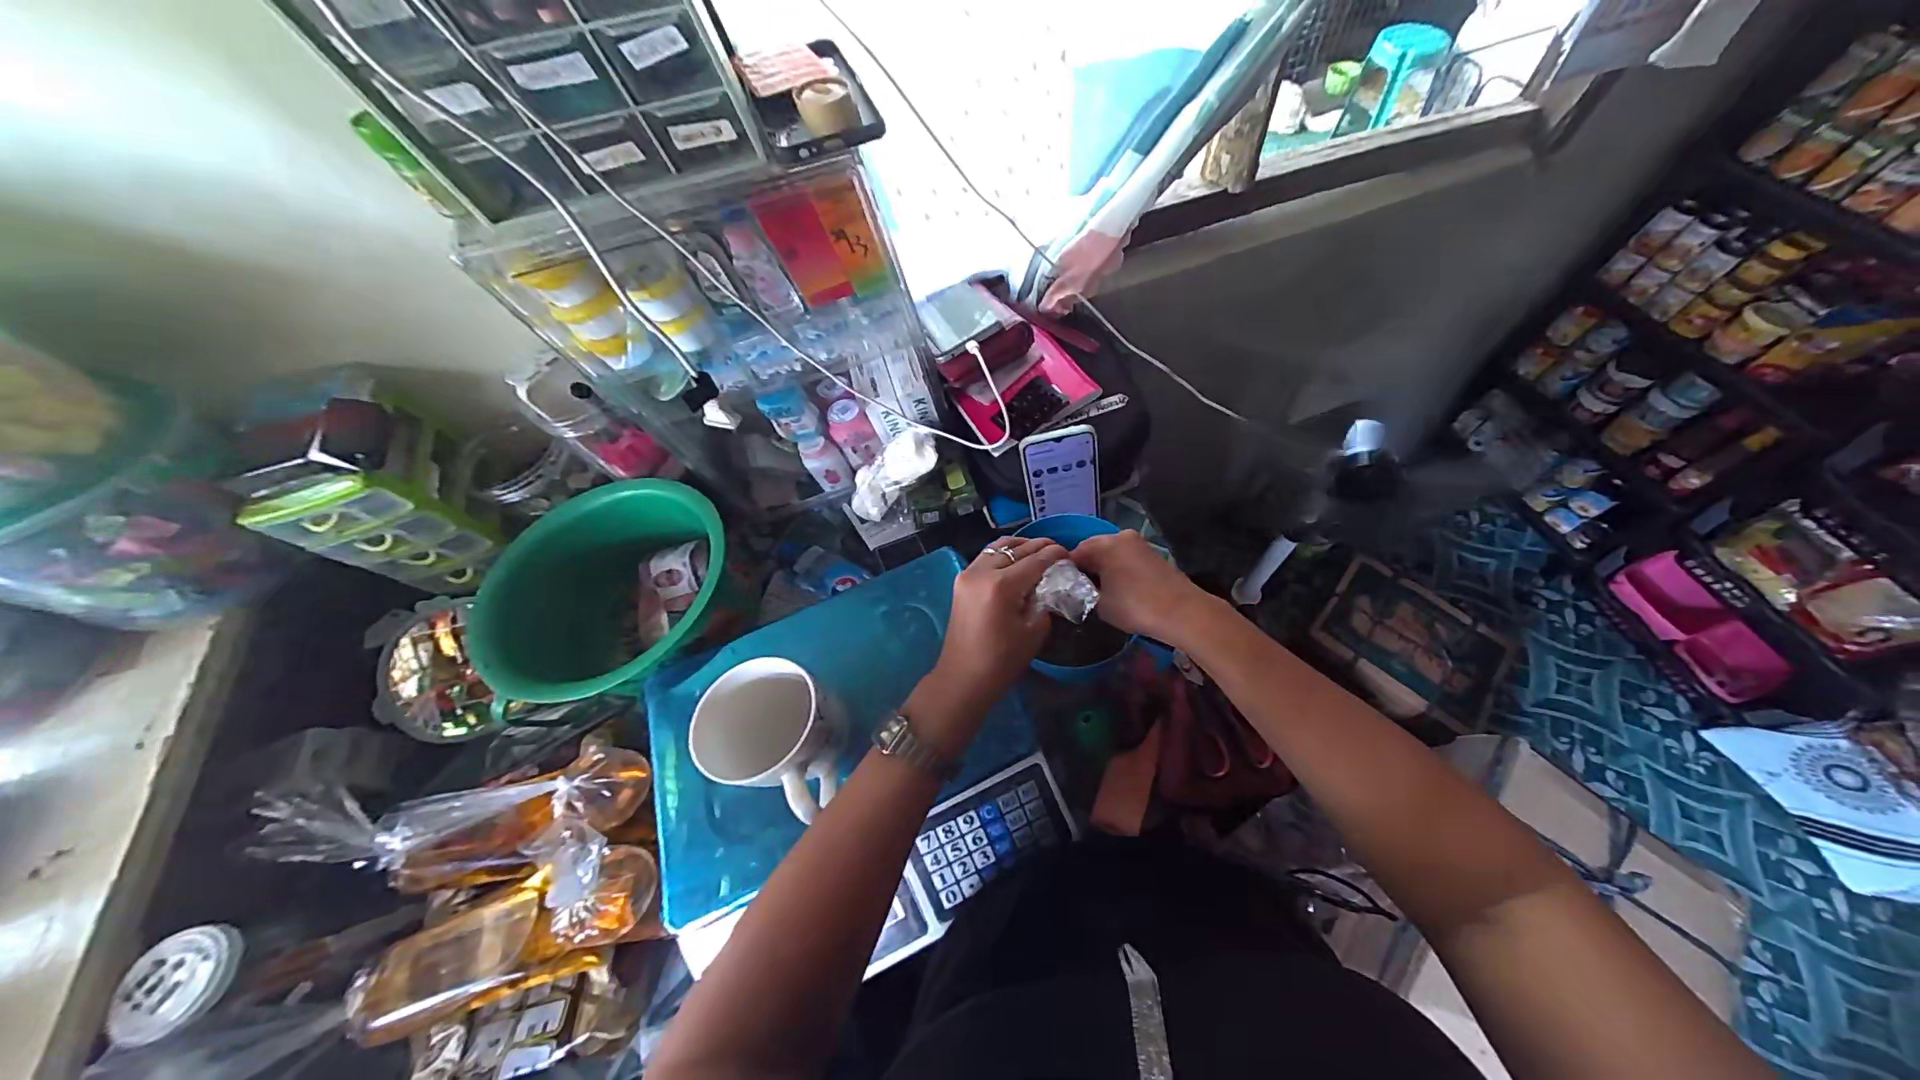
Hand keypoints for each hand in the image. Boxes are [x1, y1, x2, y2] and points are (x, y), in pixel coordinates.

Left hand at [911, 538, 1068, 751]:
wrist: (963, 677)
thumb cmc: (1002, 661)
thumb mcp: (1034, 630)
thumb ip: (1044, 600)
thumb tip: (1048, 584)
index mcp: (1001, 585)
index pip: (1035, 560)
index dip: (1056, 555)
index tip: (1070, 554)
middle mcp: (981, 572)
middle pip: (1016, 550)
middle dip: (1039, 547)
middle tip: (1058, 550)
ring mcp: (967, 574)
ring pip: (997, 548)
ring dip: (1020, 547)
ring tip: (1039, 551)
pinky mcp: (961, 581)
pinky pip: (986, 557)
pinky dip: (1003, 554)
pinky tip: (1018, 561)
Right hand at [1071, 530, 1218, 645]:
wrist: (1183, 612)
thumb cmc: (1134, 606)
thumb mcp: (1097, 604)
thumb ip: (1081, 592)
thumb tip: (1076, 589)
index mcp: (1104, 544)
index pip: (1074, 553)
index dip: (1066, 572)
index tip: (1065, 589)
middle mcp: (1121, 536)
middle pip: (1093, 550)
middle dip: (1086, 569)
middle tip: (1081, 592)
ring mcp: (1140, 544)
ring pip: (1111, 554)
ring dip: (1104, 570)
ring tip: (1101, 593)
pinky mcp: (1153, 555)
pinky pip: (1126, 559)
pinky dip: (1119, 571)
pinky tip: (1121, 590)